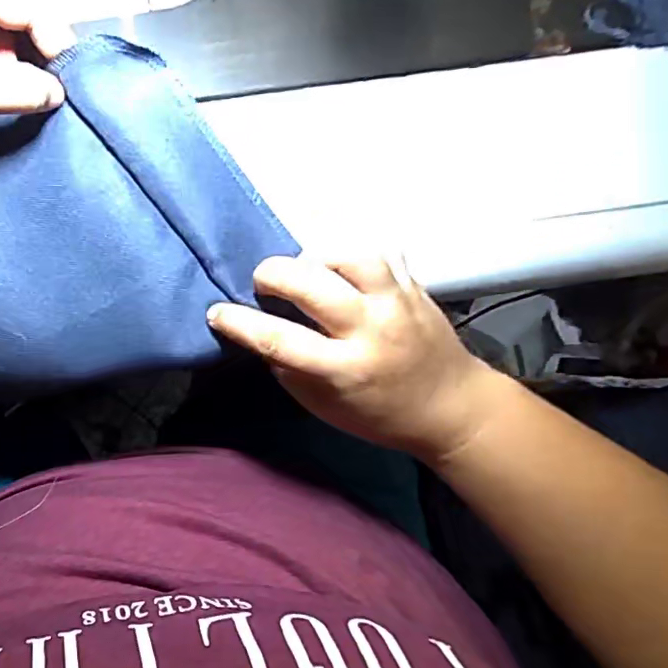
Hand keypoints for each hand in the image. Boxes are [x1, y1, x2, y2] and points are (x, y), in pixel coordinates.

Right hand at [206, 255, 507, 462]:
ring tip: (306, 270)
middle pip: (310, 282)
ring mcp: (396, 302)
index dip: (239, 322)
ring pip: (349, 254)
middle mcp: (370, 330)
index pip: (279, 339)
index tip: (217, 312)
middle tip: (264, 284)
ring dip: (316, 256)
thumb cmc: (379, 415)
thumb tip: (261, 334)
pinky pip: (380, 251)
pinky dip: (351, 253)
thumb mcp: (323, 406)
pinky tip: (339, 265)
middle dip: (271, 274)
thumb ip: (290, 369)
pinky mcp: (414, 285)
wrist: (450, 406)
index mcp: (344, 370)